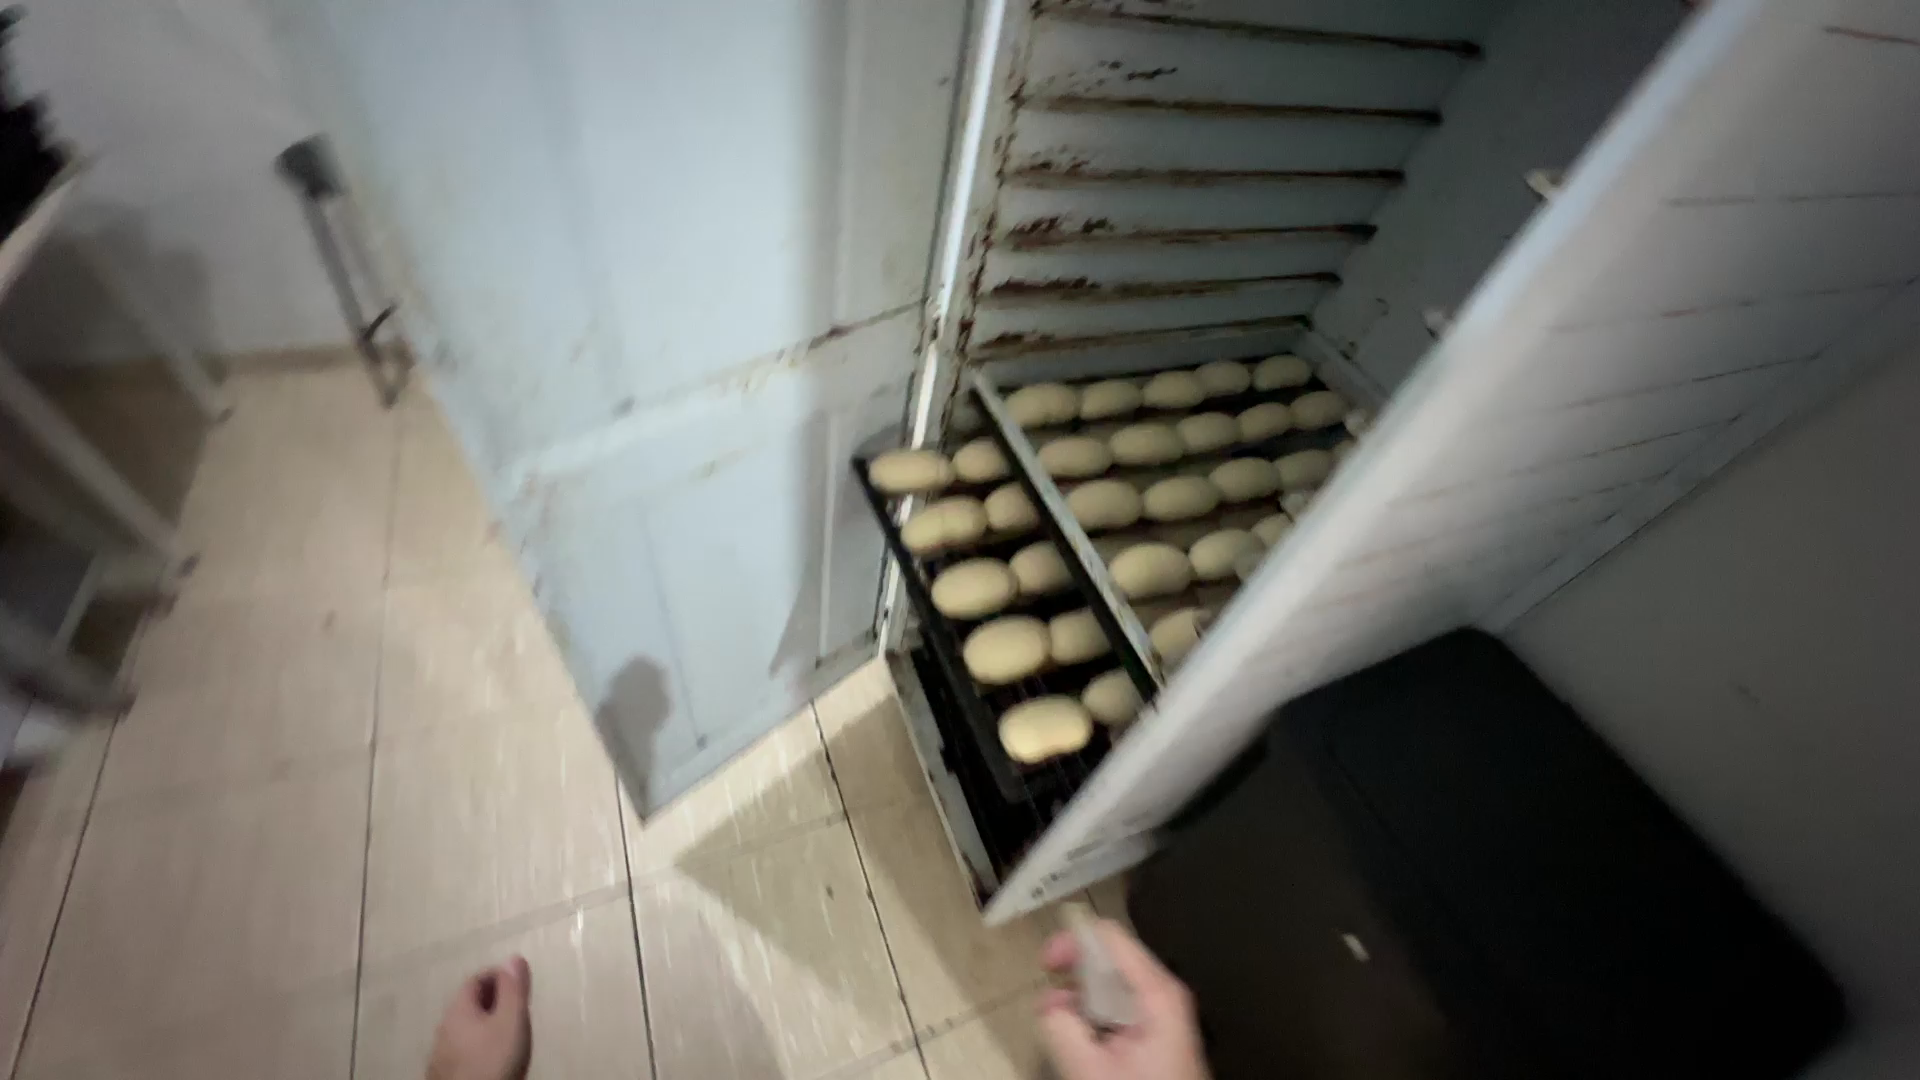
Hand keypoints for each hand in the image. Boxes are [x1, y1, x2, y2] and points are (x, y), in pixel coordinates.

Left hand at [427, 956, 532, 1079]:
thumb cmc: (493, 1059)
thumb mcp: (512, 1019)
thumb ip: (513, 988)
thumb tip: (513, 958)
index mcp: (457, 1012)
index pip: (475, 979)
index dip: (499, 975)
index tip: (520, 983)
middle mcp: (443, 1029)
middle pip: (469, 1003)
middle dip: (495, 998)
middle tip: (519, 1004)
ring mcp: (440, 1054)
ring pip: (466, 1026)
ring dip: (487, 1021)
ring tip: (510, 1029)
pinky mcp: (444, 1074)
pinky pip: (463, 1046)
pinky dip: (479, 1041)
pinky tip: (493, 1053)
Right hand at [1037, 920, 1209, 1079]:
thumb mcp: (1092, 1072)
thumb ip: (1062, 1029)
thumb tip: (1048, 1006)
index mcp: (1156, 992)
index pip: (1110, 937)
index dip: (1073, 941)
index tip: (1046, 964)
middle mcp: (1163, 992)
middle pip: (1111, 958)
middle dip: (1075, 975)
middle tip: (1050, 1001)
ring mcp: (1163, 1013)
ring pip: (1114, 984)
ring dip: (1082, 998)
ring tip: (1062, 1026)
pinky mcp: (1159, 1035)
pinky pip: (1122, 1008)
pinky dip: (1096, 1016)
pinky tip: (1083, 1041)